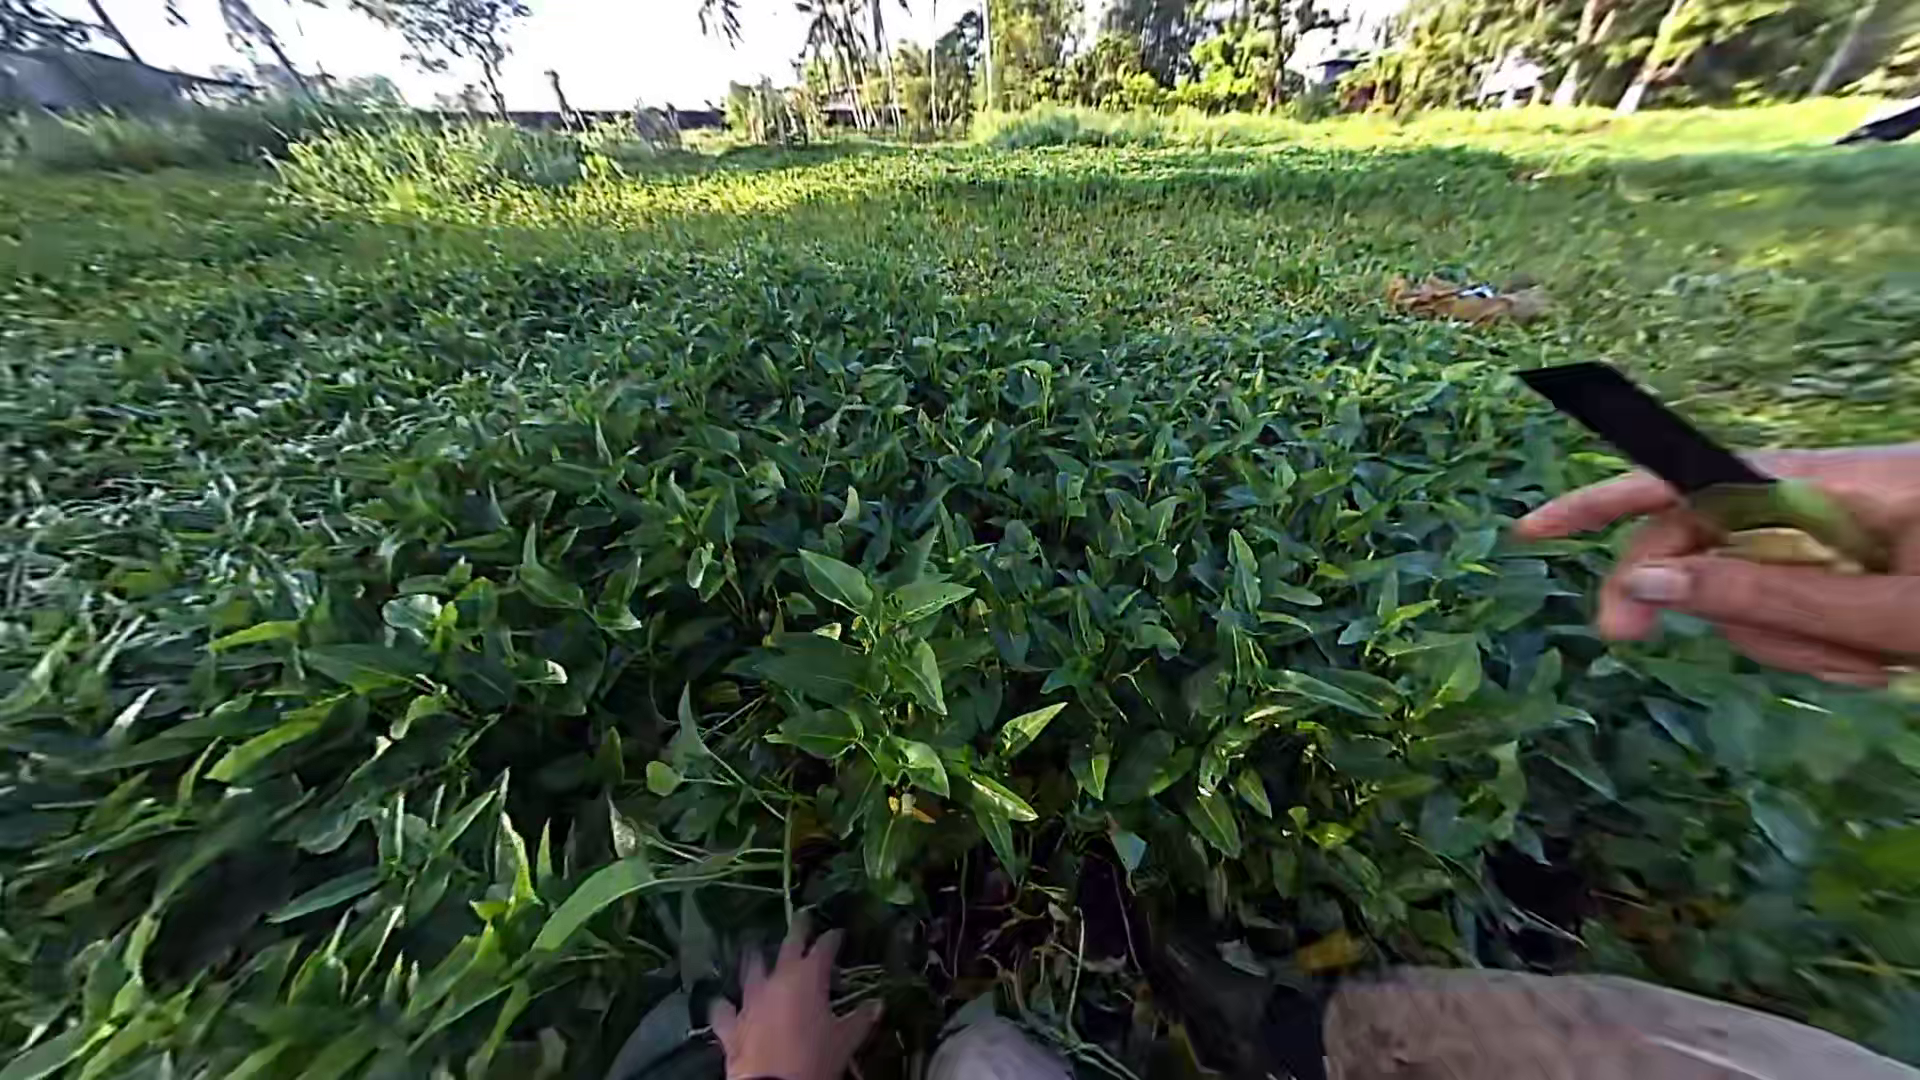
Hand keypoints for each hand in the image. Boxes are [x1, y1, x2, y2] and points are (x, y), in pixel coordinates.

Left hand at [709, 913, 882, 1079]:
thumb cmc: (813, 1061)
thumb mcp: (845, 1042)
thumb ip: (862, 1019)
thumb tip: (878, 1004)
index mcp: (810, 975)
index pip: (826, 945)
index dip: (834, 938)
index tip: (840, 934)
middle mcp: (780, 977)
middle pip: (790, 942)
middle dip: (798, 927)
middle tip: (803, 916)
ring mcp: (753, 999)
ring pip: (752, 968)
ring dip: (756, 958)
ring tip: (756, 948)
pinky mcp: (732, 1025)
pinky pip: (723, 1010)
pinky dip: (723, 1005)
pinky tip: (720, 1001)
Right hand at [1513, 443, 1919, 685]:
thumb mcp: (1899, 613)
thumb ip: (1765, 594)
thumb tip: (1636, 582)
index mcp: (1839, 484)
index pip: (1686, 481)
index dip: (1599, 502)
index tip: (1531, 533)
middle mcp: (1828, 501)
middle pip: (1698, 539)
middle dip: (1672, 593)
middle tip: (1623, 637)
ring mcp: (1846, 538)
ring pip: (1741, 581)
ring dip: (1771, 631)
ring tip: (1858, 664)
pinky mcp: (1859, 572)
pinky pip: (1784, 602)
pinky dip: (1806, 638)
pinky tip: (1867, 659)